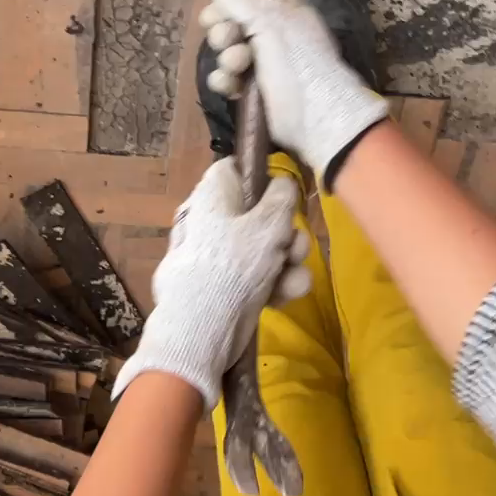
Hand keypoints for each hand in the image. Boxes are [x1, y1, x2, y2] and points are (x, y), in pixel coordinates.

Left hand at [113, 159, 311, 408]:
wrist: (202, 328)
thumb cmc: (233, 263)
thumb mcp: (269, 223)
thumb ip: (283, 196)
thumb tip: (282, 183)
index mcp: (214, 192)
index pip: (238, 168)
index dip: (265, 178)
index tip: (285, 195)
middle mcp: (214, 217)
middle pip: (261, 211)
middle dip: (287, 232)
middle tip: (293, 248)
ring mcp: (220, 253)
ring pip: (266, 246)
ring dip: (288, 262)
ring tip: (294, 277)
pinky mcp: (227, 283)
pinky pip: (259, 273)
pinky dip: (275, 283)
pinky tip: (286, 295)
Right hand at [201, 0, 387, 182]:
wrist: (314, 118)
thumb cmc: (297, 64)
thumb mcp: (272, 24)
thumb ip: (243, 2)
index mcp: (286, 14)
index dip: (230, 4)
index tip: (215, 12)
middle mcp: (275, 36)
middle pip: (235, 25)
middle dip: (225, 32)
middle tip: (226, 39)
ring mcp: (265, 65)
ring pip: (229, 52)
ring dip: (227, 58)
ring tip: (236, 67)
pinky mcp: (254, 92)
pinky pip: (229, 79)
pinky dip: (225, 80)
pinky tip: (228, 85)